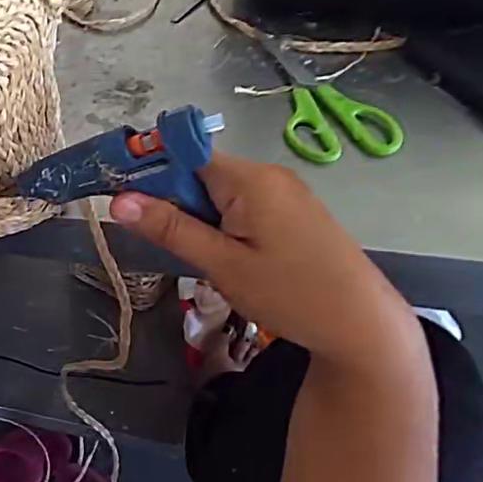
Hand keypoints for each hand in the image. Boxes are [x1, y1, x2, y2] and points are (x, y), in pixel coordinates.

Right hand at [110, 153, 426, 374]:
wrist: (363, 327)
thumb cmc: (292, 294)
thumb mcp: (222, 264)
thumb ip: (170, 228)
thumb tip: (118, 201)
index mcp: (251, 179)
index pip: (185, 154)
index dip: (150, 170)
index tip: (122, 197)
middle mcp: (267, 174)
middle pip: (200, 172)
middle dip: (174, 200)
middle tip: (167, 243)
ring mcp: (283, 192)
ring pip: (218, 191)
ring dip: (197, 216)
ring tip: (202, 257)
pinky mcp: (291, 211)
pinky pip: (240, 204)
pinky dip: (220, 223)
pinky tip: (226, 255)